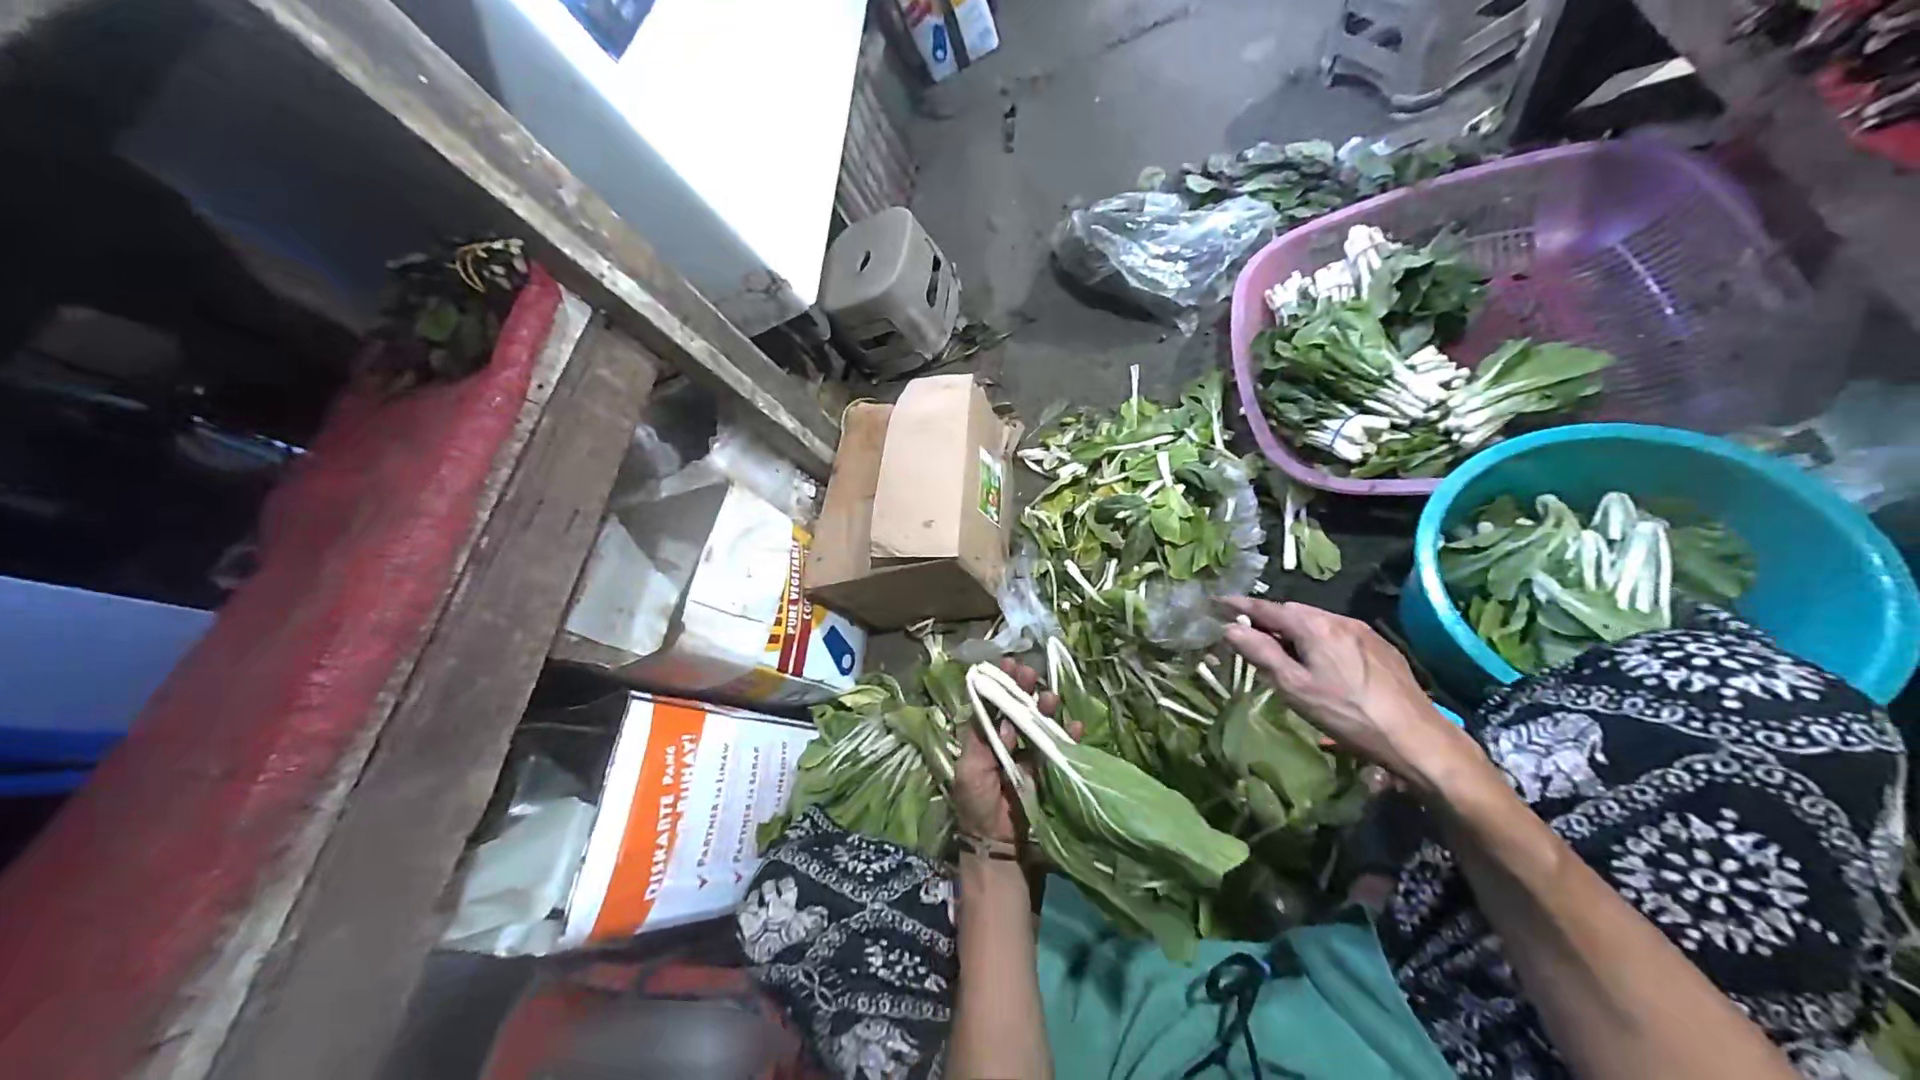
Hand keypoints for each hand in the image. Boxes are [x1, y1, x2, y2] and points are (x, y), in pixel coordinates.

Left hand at [952, 658, 1064, 844]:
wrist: (995, 842)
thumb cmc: (975, 803)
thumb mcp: (969, 769)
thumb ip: (984, 741)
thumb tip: (1006, 719)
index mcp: (984, 736)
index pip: (993, 703)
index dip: (1001, 683)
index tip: (1008, 664)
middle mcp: (1007, 739)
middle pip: (1018, 708)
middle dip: (1024, 689)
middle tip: (1030, 674)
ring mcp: (1028, 753)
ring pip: (1039, 722)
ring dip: (1045, 708)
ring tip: (1050, 698)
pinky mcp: (1047, 768)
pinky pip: (1060, 748)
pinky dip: (1069, 736)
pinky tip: (1075, 726)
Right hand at [1221, 597, 1485, 796]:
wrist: (1417, 739)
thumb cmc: (1347, 714)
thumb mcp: (1295, 687)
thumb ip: (1261, 654)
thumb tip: (1230, 628)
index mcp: (1316, 626)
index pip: (1268, 608)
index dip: (1240, 605)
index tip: (1218, 602)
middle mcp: (1340, 620)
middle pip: (1294, 613)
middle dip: (1268, 620)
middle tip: (1247, 637)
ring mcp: (1365, 633)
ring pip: (1318, 623)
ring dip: (1294, 632)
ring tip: (1281, 654)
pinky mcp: (1381, 649)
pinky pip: (1338, 634)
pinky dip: (1318, 640)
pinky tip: (1319, 664)